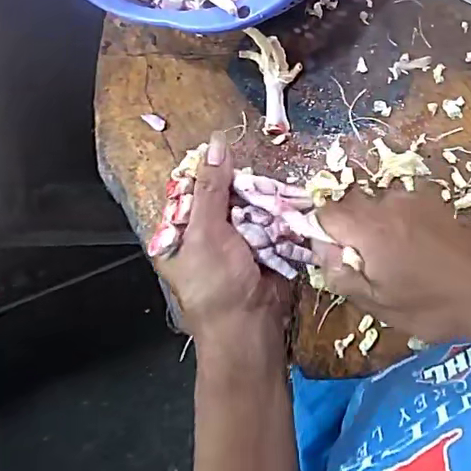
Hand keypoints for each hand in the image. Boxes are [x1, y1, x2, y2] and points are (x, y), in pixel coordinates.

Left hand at [153, 133, 289, 352]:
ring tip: (274, 204)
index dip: (214, 169)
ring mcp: (237, 238)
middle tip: (258, 188)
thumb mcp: (207, 232)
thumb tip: (216, 143)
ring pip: (253, 202)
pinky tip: (288, 210)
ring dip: (267, 201)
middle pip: (228, 190)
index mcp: (181, 229)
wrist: (251, 327)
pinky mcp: (264, 244)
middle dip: (247, 186)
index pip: (194, 184)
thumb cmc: (217, 285)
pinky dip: (280, 215)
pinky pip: (272, 219)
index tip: (233, 157)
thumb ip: (212, 187)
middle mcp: (207, 230)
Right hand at [310, 188, 470, 342]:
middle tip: (366, 266)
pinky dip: (397, 224)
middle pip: (350, 207)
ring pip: (375, 206)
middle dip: (348, 232)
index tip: (334, 258)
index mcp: (370, 228)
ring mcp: (413, 198)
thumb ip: (340, 274)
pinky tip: (416, 251)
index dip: (321, 235)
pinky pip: (399, 207)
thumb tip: (321, 251)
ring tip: (396, 262)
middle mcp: (389, 203)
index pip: (325, 214)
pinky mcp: (433, 201)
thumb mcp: (378, 305)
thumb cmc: (432, 307)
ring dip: (374, 228)